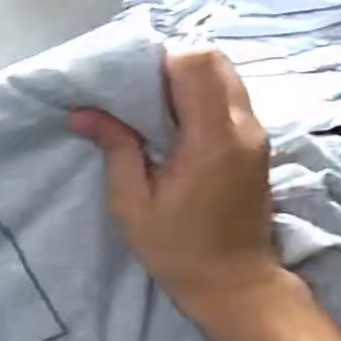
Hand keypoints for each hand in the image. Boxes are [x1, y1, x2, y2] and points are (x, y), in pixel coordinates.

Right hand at [71, 48, 284, 320]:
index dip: (159, 61)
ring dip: (185, 78)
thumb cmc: (176, 248)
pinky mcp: (256, 142)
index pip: (196, 64)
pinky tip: (171, 123)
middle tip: (135, 91)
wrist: (233, 282)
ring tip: (149, 106)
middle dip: (171, 63)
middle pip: (216, 59)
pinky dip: (198, 95)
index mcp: (213, 140)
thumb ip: (115, 149)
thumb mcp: (132, 203)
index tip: (126, 83)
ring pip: (225, 74)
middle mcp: (244, 127)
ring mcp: (257, 133)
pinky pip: (228, 96)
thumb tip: (83, 113)